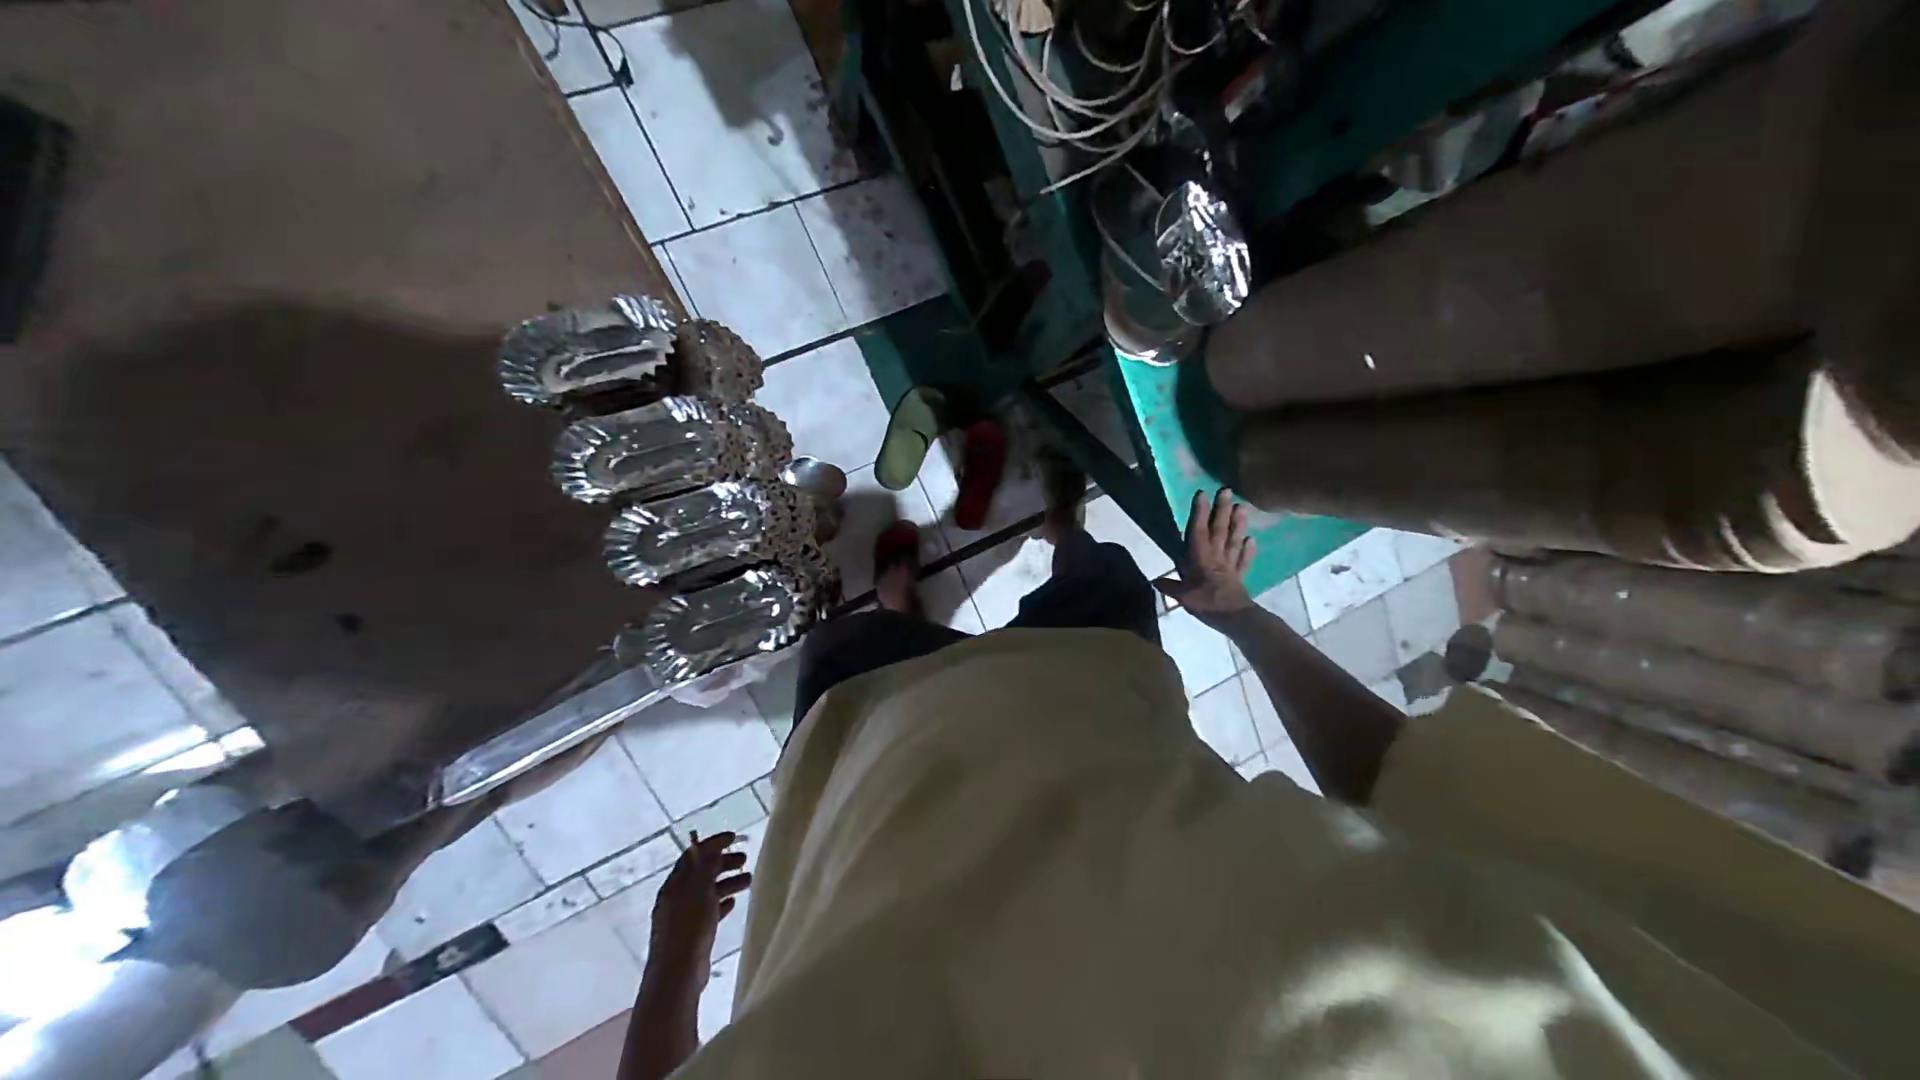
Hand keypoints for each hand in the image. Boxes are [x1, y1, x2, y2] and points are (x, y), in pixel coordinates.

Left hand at [646, 831, 750, 983]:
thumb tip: (709, 848)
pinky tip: (734, 903)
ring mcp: (683, 916)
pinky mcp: (692, 934)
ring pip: (708, 891)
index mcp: (674, 884)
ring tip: (748, 880)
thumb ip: (705, 868)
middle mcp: (676, 897)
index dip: (713, 844)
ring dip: (727, 882)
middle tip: (745, 859)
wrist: (678, 974)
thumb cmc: (688, 927)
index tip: (734, 837)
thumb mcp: (700, 891)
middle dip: (723, 862)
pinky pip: (709, 911)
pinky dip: (721, 902)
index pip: (693, 855)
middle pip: (702, 872)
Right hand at [1154, 487, 1254, 624]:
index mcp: (1200, 558)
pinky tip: (1252, 539)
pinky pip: (1244, 559)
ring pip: (1234, 539)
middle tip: (1227, 490)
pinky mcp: (1240, 576)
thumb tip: (1155, 580)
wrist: (1233, 617)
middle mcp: (1216, 556)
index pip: (1198, 530)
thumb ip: (1169, 586)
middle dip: (1221, 509)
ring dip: (1238, 523)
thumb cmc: (1206, 603)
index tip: (1202, 493)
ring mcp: (1230, 564)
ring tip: (1242, 506)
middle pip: (1219, 529)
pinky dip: (1248, 549)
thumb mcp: (1182, 596)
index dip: (1199, 512)